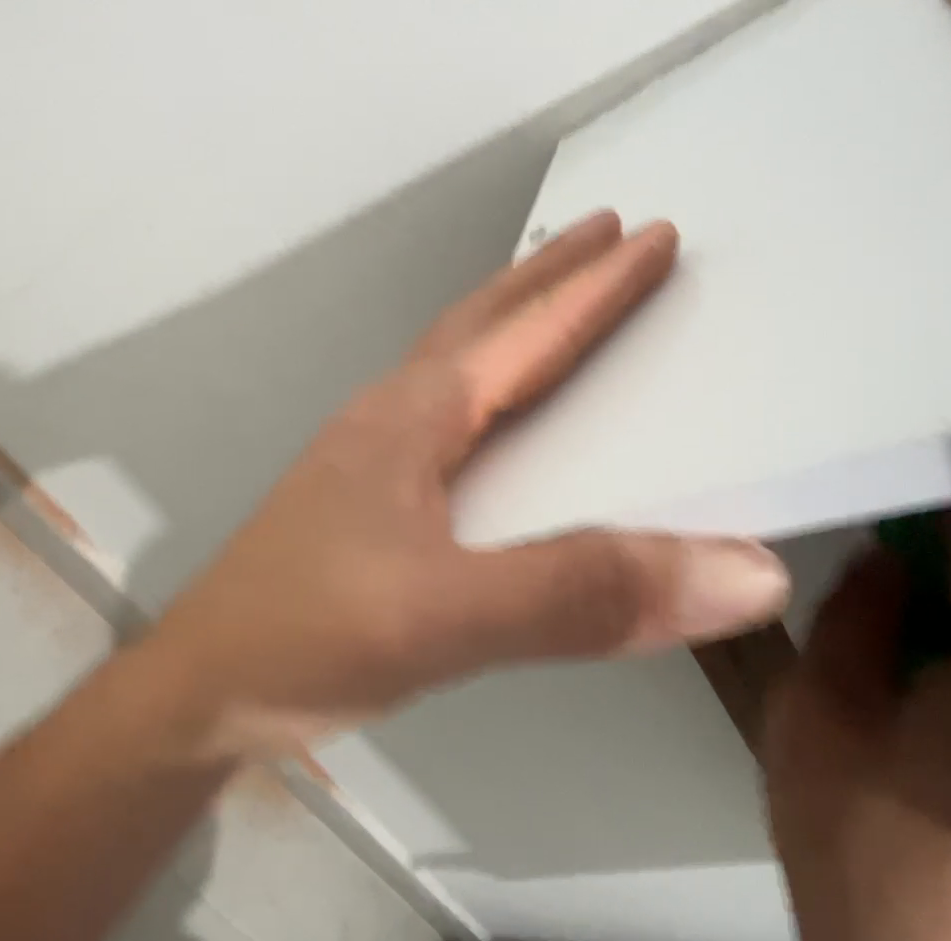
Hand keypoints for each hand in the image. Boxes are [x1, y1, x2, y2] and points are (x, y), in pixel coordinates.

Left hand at [140, 212, 790, 758]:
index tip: (658, 236)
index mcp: (406, 424)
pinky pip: (441, 444)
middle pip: (474, 335)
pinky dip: (485, 417)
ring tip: (562, 323)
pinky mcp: (357, 525)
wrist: (202, 695)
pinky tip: (498, 448)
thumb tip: (748, 573)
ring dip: (509, 342)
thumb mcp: (443, 617)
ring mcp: (362, 478)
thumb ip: (579, 595)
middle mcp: (382, 432)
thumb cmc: (305, 639)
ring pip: (450, 385)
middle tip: (612, 242)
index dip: (589, 288)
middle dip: (544, 286)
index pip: (517, 337)